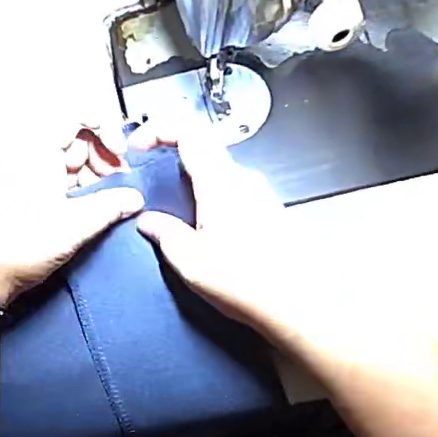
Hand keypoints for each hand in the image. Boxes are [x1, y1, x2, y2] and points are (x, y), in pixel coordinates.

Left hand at [0, 125, 154, 304]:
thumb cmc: (19, 242)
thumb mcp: (75, 224)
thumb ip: (111, 206)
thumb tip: (135, 198)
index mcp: (37, 148)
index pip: (78, 117)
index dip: (106, 130)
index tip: (122, 155)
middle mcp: (28, 155)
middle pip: (76, 142)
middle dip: (104, 161)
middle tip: (122, 189)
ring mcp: (24, 176)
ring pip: (69, 166)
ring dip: (94, 182)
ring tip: (110, 207)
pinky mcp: (22, 197)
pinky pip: (57, 184)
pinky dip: (78, 194)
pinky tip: (91, 214)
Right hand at [134, 134, 336, 342]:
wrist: (296, 306)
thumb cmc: (246, 282)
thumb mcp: (189, 260)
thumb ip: (164, 233)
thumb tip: (149, 222)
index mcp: (220, 183)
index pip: (188, 132)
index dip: (159, 130)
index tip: (141, 147)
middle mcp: (245, 182)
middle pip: (206, 149)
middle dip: (175, 158)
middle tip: (156, 181)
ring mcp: (264, 197)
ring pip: (223, 173)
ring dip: (198, 183)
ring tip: (182, 213)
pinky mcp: (274, 216)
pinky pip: (239, 195)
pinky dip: (218, 201)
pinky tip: (212, 232)